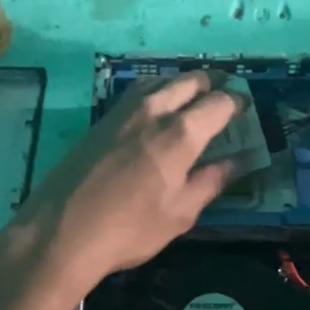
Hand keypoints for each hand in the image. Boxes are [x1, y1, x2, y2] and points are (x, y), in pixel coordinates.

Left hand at [9, 71, 247, 288]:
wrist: (62, 230)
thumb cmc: (129, 228)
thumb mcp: (180, 213)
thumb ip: (211, 181)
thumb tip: (238, 161)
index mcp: (180, 133)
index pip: (219, 102)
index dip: (238, 101)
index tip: (247, 107)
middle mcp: (154, 110)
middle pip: (191, 80)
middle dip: (213, 83)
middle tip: (225, 94)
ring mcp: (124, 110)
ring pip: (162, 79)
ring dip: (183, 82)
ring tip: (193, 95)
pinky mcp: (103, 118)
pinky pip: (139, 91)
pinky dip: (158, 89)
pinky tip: (157, 106)